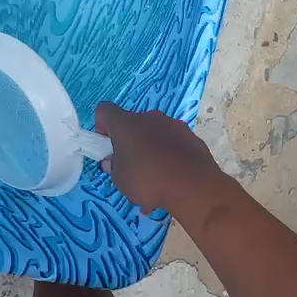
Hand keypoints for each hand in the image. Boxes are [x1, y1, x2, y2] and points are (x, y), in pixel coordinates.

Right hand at [94, 103, 237, 229]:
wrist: (193, 186)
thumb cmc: (147, 179)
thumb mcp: (120, 180)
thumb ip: (114, 167)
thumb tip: (113, 162)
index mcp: (125, 123)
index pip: (105, 110)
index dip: (102, 125)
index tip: (106, 145)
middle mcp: (149, 118)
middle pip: (133, 125)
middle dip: (130, 143)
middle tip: (131, 168)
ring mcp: (174, 125)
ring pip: (155, 136)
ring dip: (151, 152)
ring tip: (155, 183)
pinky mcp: (192, 138)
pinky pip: (174, 146)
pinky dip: (170, 160)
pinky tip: (173, 183)